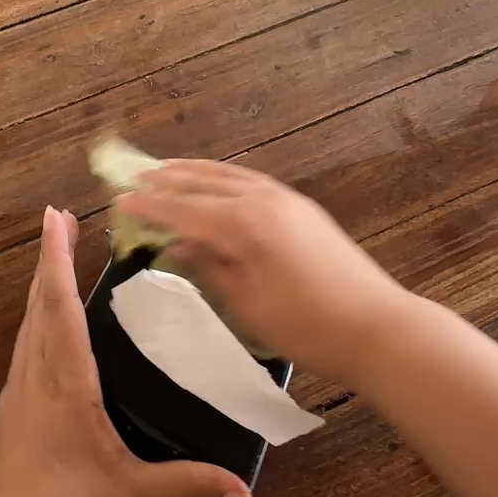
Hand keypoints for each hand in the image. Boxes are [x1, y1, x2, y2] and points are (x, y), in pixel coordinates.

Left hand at [0, 207, 254, 496]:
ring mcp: (17, 391)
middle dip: (49, 257)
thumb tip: (245, 492)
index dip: (57, 258)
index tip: (54, 217)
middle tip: (59, 218)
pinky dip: (36, 315)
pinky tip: (45, 323)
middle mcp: (34, 375)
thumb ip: (185, 488)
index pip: (59, 306)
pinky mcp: (12, 409)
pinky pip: (25, 344)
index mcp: (62, 382)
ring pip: (27, 321)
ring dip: (40, 283)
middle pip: (39, 302)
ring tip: (53, 256)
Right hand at [117, 160, 407, 385]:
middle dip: (166, 180)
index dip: (149, 206)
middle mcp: (260, 199)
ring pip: (226, 174)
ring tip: (165, 169)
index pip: (183, 210)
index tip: (120, 201)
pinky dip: (221, 176)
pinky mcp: (298, 205)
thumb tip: (177, 246)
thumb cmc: (306, 326)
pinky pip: (247, 179)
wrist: (377, 327)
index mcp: (242, 224)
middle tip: (135, 178)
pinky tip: (213, 181)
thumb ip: (207, 267)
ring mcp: (282, 198)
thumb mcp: (245, 305)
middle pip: (202, 182)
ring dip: (193, 171)